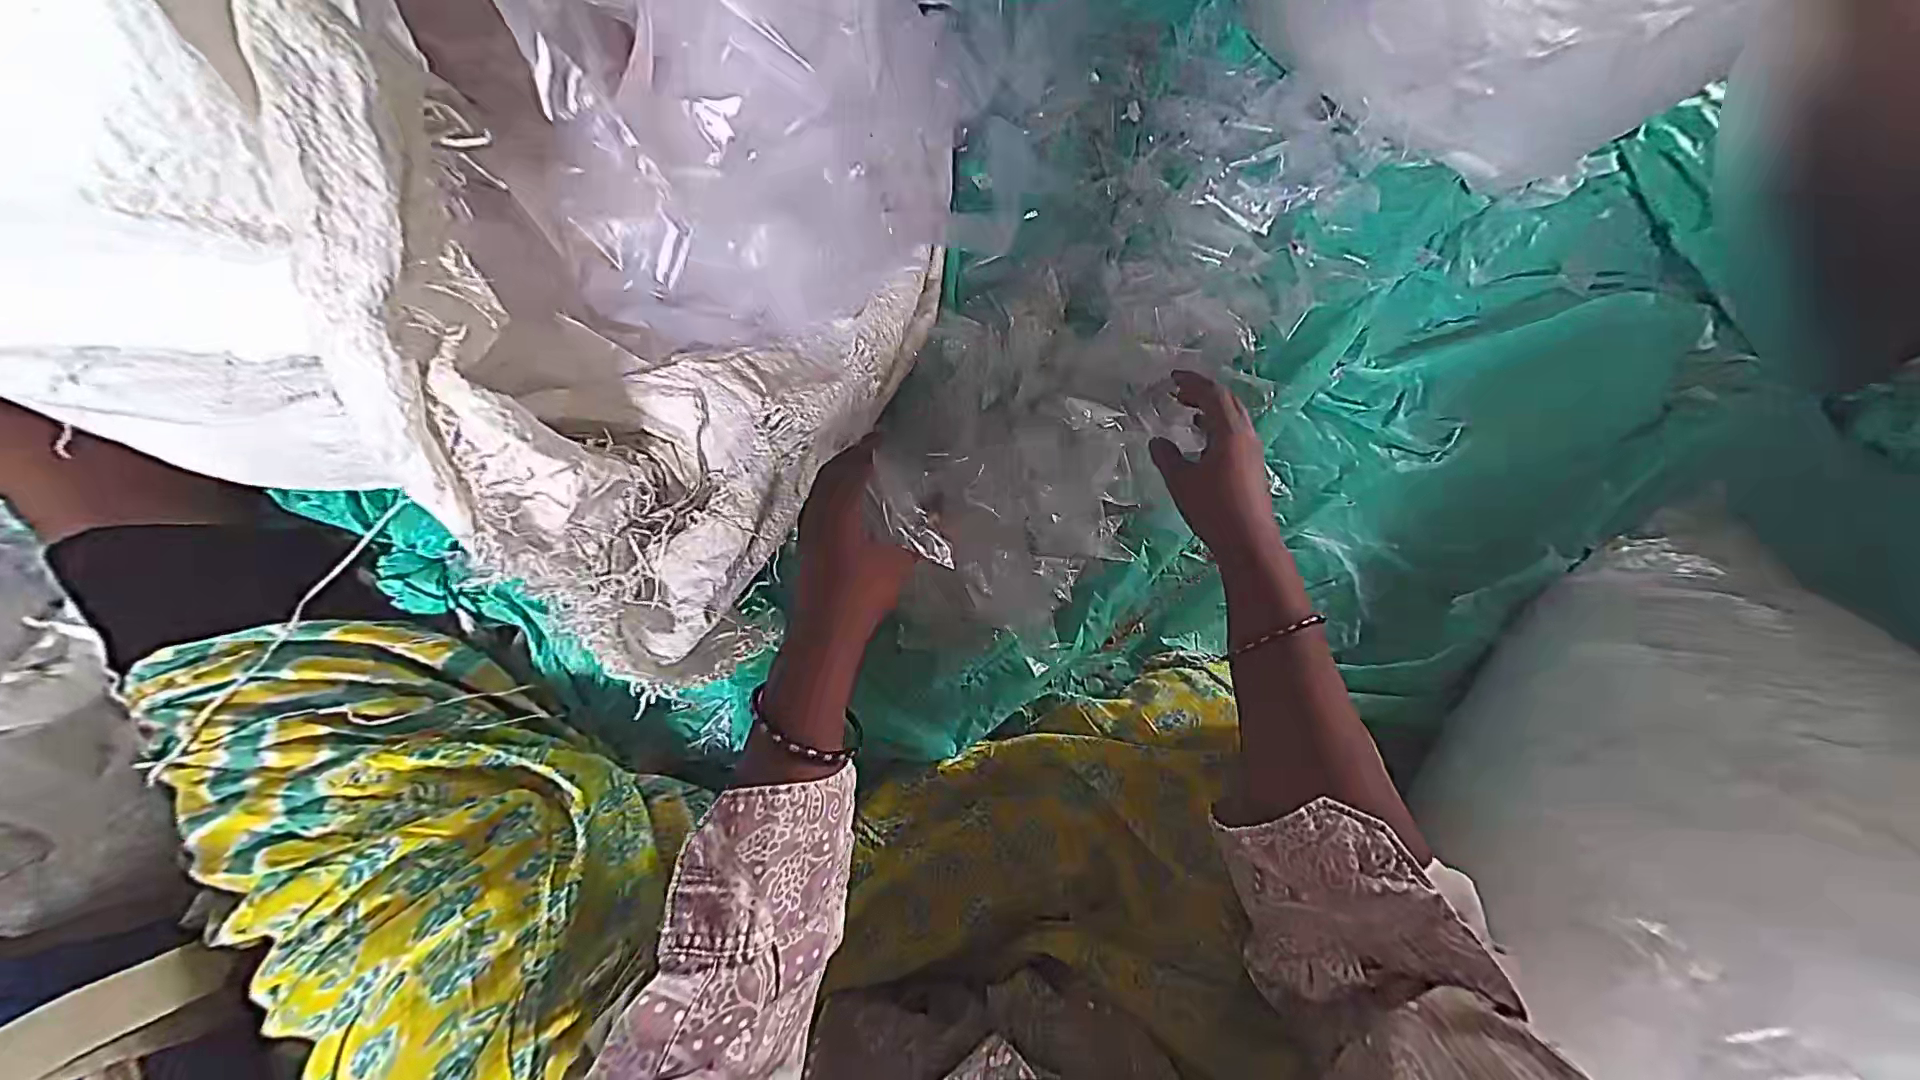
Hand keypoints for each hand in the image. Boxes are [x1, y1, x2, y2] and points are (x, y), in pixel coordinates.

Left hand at [793, 436, 918, 639]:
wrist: (826, 629)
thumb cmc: (863, 594)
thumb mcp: (900, 563)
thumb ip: (923, 537)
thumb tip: (945, 516)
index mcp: (840, 510)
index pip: (853, 467)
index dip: (868, 449)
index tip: (883, 439)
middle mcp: (818, 513)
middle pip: (832, 472)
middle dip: (852, 457)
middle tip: (873, 449)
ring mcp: (807, 529)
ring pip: (821, 489)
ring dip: (839, 474)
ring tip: (861, 470)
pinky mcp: (805, 543)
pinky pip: (817, 504)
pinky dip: (831, 494)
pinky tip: (847, 505)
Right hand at [1149, 371, 1287, 577]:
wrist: (1248, 541)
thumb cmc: (1213, 508)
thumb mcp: (1181, 481)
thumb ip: (1167, 457)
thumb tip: (1158, 441)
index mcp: (1230, 432)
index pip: (1213, 394)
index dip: (1193, 382)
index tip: (1173, 377)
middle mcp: (1245, 436)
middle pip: (1227, 402)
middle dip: (1202, 392)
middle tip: (1179, 391)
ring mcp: (1252, 451)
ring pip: (1232, 418)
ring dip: (1210, 409)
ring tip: (1187, 410)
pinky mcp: (1251, 466)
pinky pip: (1233, 434)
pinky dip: (1215, 426)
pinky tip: (1202, 438)